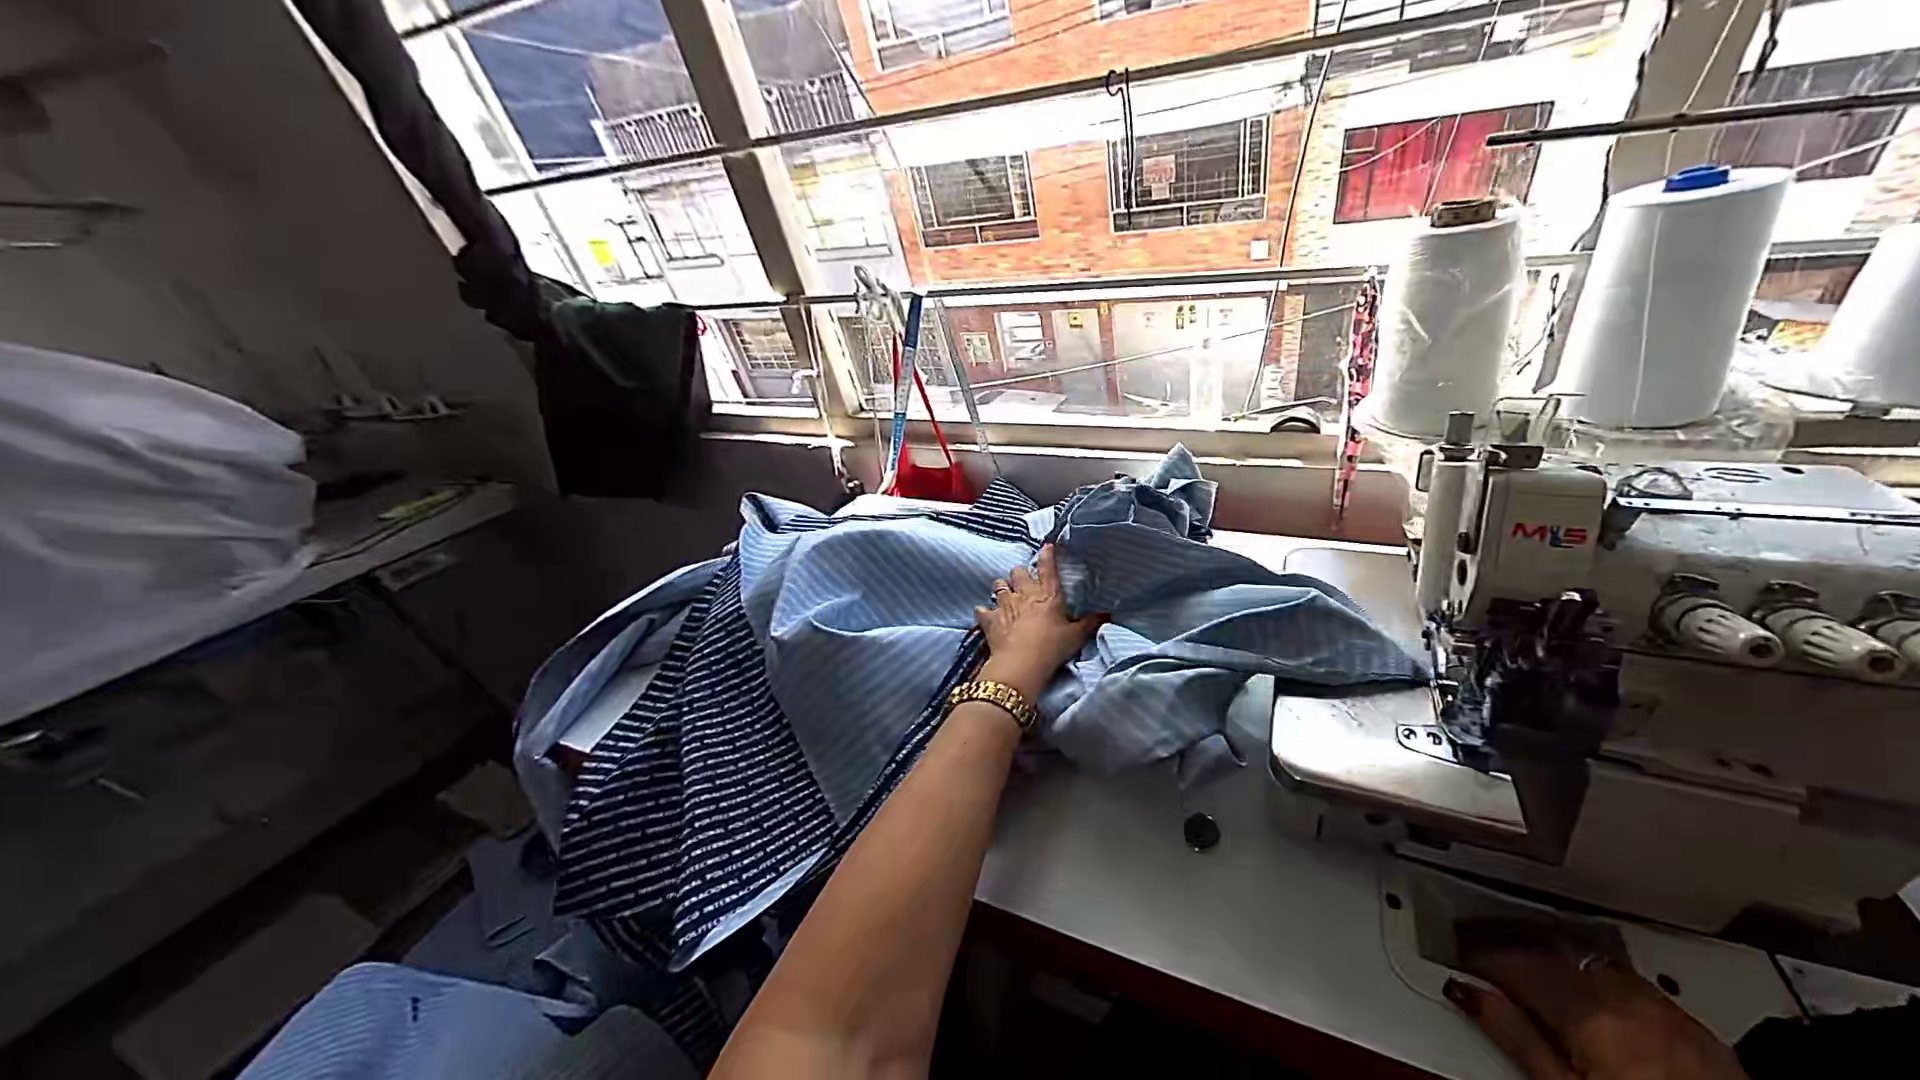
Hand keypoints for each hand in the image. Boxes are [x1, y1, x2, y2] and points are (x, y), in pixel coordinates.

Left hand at [974, 544, 1104, 693]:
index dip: (1047, 555)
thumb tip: (1107, 614)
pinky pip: (982, 610)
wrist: (1022, 662)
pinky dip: (984, 611)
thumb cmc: (1052, 647)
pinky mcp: (989, 618)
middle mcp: (1024, 594)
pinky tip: (985, 614)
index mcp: (1048, 595)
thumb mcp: (1076, 636)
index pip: (1048, 569)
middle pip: (1018, 572)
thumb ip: (1090, 623)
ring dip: (1002, 587)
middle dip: (1020, 573)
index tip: (1046, 546)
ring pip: (999, 585)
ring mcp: (1004, 604)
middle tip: (1023, 580)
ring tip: (1004, 593)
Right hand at [1445, 929, 1746, 1079]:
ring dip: (1557, 962)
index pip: (1515, 964)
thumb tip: (1470, 991)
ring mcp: (1668, 1015)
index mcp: (1589, 1014)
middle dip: (1517, 954)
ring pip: (1593, 964)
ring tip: (1534, 976)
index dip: (1482, 959)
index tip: (1465, 963)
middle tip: (1488, 963)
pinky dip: (1599, 981)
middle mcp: (1629, 1001)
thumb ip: (1515, 1036)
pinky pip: (1631, 984)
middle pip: (1554, 955)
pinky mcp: (1698, 1033)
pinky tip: (1591, 997)